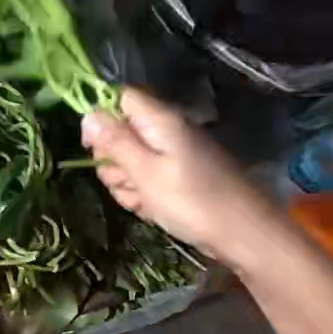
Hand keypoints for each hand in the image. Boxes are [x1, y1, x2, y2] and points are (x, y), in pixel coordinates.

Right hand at [81, 87, 279, 263]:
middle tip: (127, 181)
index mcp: (159, 121)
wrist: (244, 235)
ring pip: (128, 159)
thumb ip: (115, 142)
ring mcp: (172, 154)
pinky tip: (152, 208)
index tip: (92, 147)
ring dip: (126, 182)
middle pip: (119, 132)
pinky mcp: (177, 175)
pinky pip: (145, 178)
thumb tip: (88, 113)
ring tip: (143, 200)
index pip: (120, 98)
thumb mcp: (145, 172)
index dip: (100, 118)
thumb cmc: (192, 202)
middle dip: (112, 159)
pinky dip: (142, 193)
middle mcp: (165, 131)